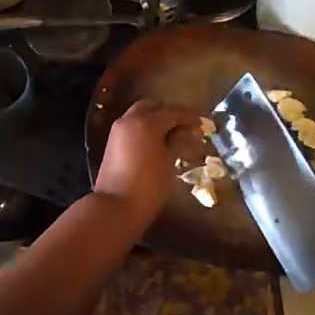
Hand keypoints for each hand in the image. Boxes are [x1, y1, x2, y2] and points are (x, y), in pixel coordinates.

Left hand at [94, 99, 195, 225]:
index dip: (189, 116)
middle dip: (169, 113)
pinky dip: (145, 128)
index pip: (173, 112)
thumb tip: (188, 131)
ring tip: (173, 134)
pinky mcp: (112, 144)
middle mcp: (129, 120)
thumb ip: (178, 142)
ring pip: (139, 115)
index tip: (202, 122)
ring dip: (155, 119)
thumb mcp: (169, 162)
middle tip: (185, 125)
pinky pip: (132, 127)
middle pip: (152, 107)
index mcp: (147, 122)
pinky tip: (157, 142)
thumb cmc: (149, 185)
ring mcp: (118, 131)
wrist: (116, 206)